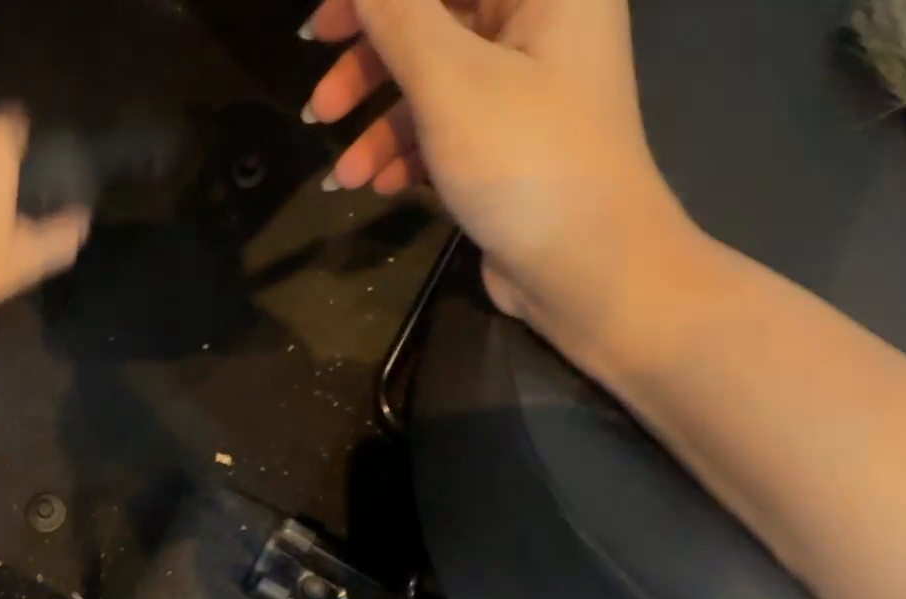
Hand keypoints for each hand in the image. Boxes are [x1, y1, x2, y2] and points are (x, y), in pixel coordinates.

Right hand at [301, 0, 700, 340]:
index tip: (322, 27)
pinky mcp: (508, 140)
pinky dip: (406, 154)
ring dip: (377, 127)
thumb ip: (399, 16)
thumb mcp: (451, 82)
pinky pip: (445, 127)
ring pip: (432, 83)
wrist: (586, 267)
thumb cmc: (526, 160)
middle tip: (319, 106)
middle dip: (368, 68)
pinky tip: (378, 187)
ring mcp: (524, 86)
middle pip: (434, 21)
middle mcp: (540, 23)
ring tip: (343, 175)